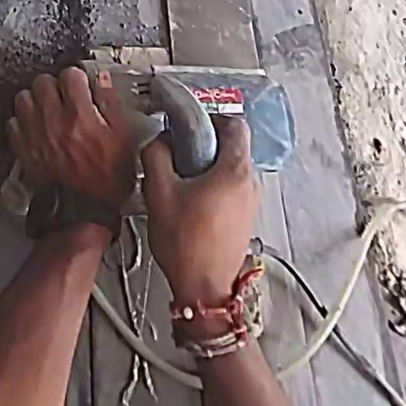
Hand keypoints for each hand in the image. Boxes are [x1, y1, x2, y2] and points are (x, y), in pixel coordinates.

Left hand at [7, 67, 136, 208]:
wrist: (80, 214)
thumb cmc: (104, 183)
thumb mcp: (123, 142)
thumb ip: (112, 107)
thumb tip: (104, 82)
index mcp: (80, 115)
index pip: (70, 75)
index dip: (78, 77)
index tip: (82, 85)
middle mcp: (52, 120)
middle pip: (42, 81)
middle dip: (55, 85)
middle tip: (64, 96)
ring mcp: (33, 133)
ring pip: (23, 97)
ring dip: (35, 99)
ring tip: (48, 109)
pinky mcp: (22, 148)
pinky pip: (13, 122)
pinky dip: (22, 121)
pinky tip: (36, 127)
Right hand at [142, 117, 257, 303]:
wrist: (203, 288)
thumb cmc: (185, 242)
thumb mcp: (159, 191)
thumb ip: (156, 155)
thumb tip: (160, 141)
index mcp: (235, 171)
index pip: (235, 124)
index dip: (209, 117)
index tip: (186, 123)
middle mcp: (250, 183)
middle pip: (230, 145)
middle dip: (201, 143)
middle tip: (174, 153)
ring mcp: (250, 202)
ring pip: (228, 167)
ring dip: (204, 165)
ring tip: (177, 180)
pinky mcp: (243, 216)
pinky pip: (229, 187)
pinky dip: (210, 184)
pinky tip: (186, 200)